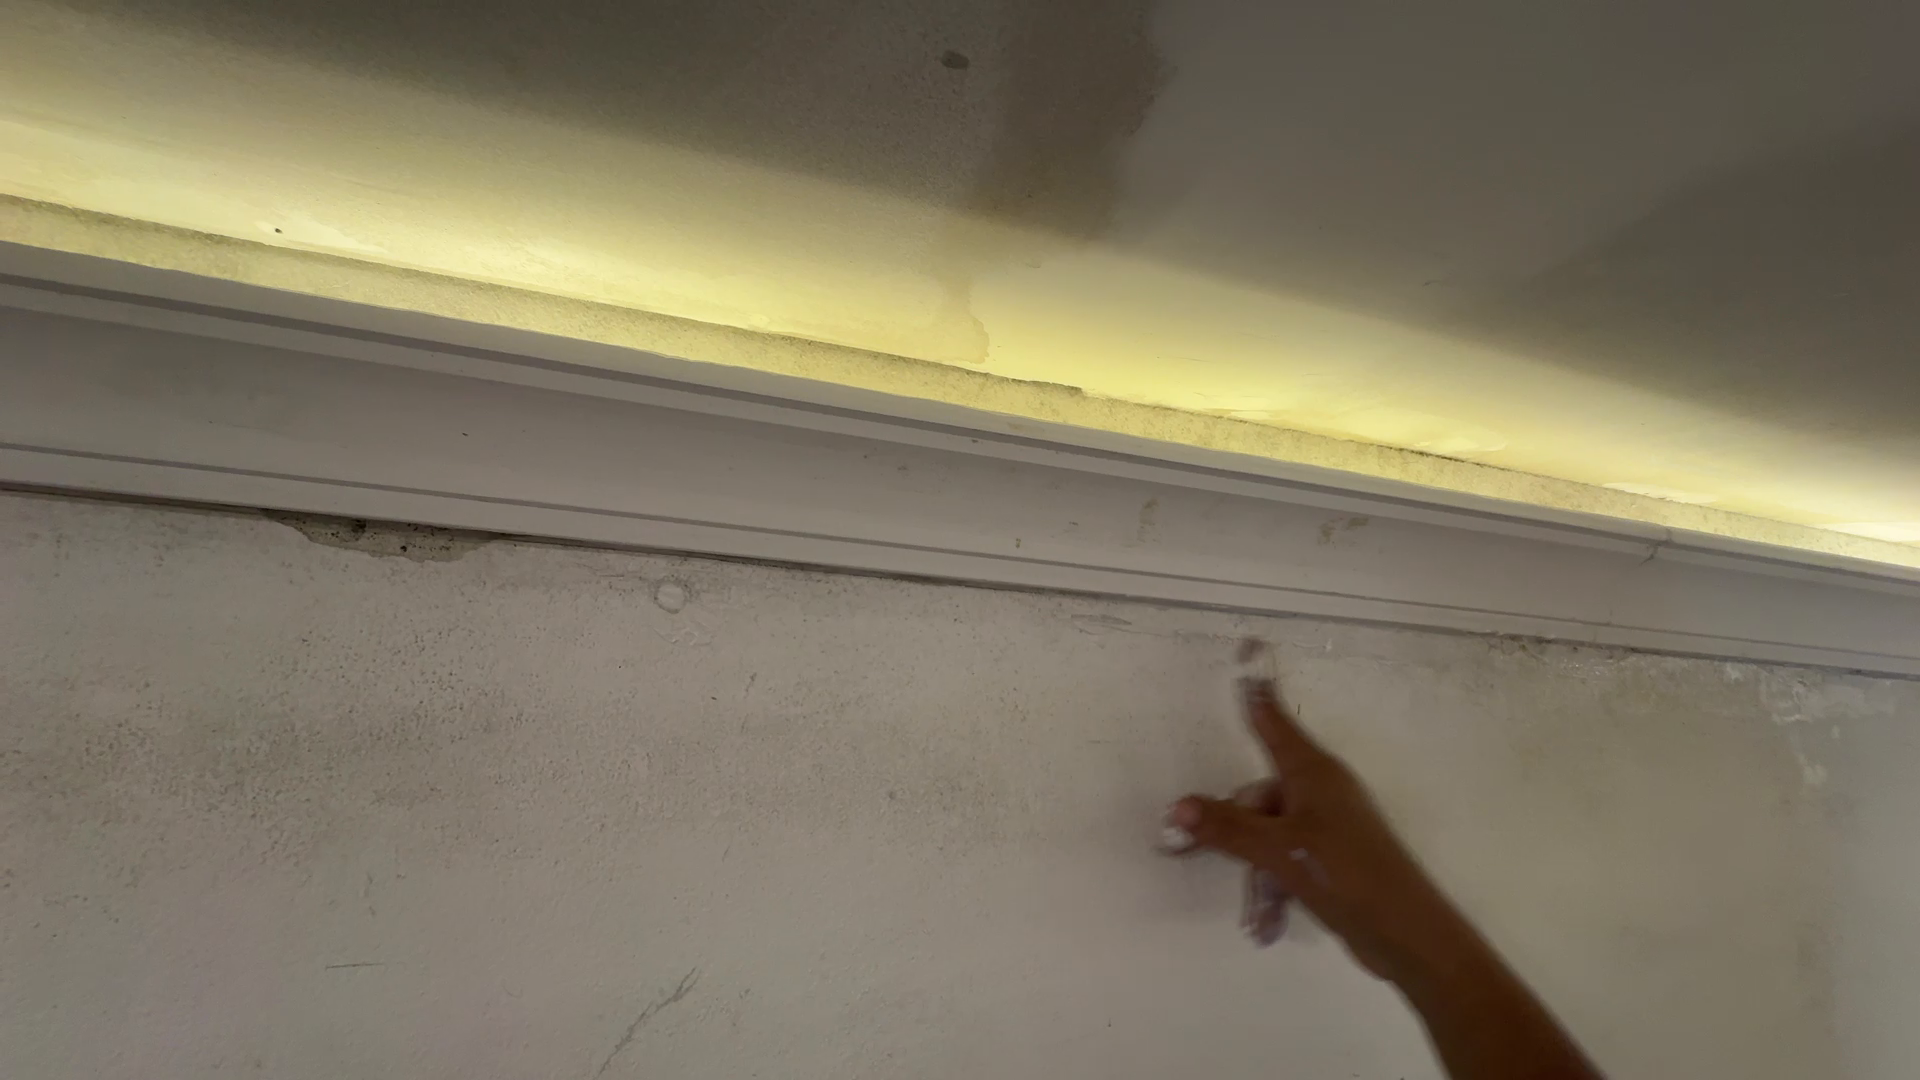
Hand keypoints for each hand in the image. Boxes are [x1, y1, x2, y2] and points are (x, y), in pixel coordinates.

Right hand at [1164, 678, 1470, 986]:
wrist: (1413, 941)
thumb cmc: (1348, 876)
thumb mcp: (1278, 850)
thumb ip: (1225, 828)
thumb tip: (1177, 808)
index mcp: (1311, 772)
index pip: (1273, 724)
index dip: (1256, 696)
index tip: (1247, 655)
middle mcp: (1318, 791)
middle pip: (1256, 794)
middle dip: (1233, 829)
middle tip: (1194, 848)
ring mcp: (1326, 825)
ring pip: (1267, 832)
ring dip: (1256, 871)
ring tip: (1256, 911)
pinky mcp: (1330, 857)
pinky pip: (1284, 858)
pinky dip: (1274, 885)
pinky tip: (1267, 922)